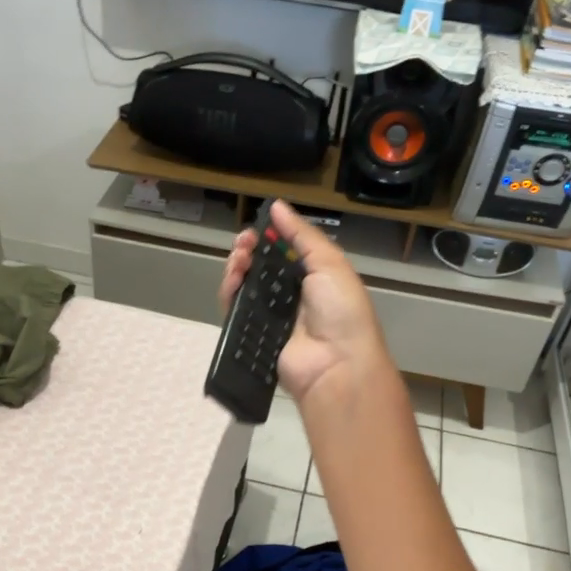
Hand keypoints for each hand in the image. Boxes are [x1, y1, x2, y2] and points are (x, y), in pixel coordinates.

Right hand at [219, 200, 391, 406]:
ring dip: (237, 267)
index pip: (283, 251)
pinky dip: (229, 292)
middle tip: (244, 245)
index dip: (268, 237)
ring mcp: (271, 317)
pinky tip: (232, 280)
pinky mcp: (253, 335)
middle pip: (260, 267)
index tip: (256, 229)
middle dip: (248, 250)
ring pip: (244, 286)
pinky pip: (235, 310)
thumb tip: (276, 206)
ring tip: (238, 261)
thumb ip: (302, 234)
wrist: (336, 365)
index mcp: (314, 277)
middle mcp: (291, 296)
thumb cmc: (341, 310)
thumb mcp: (329, 263)